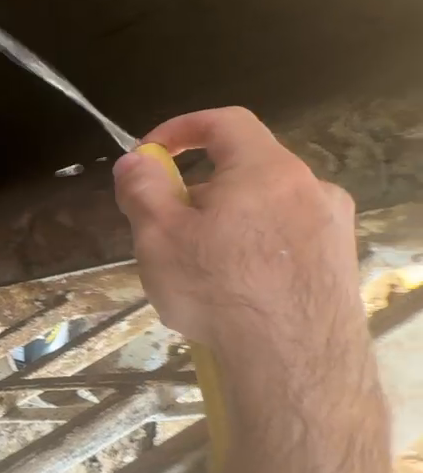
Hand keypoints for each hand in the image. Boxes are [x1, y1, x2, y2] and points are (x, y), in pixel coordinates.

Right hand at [113, 107, 364, 374]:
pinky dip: (246, 245)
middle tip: (158, 231)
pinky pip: (280, 234)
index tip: (146, 155)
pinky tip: (227, 284)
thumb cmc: (215, 284)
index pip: (225, 122)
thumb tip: (136, 160)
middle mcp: (308, 185)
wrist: (289, 350)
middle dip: (193, 191)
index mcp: (264, 170)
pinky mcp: (335, 254)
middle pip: (240, 169)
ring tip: (191, 267)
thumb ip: (143, 190)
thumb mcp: (157, 235)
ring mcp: (329, 220)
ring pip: (259, 205)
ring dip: (219, 221)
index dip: (179, 128)